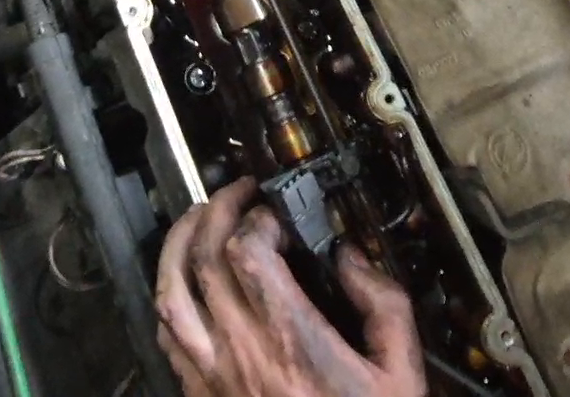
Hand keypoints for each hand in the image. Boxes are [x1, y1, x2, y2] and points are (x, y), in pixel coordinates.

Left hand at [154, 178, 426, 396]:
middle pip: (204, 260)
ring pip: (171, 292)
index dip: (258, 219)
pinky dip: (169, 292)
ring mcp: (213, 376)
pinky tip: (186, 276)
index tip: (279, 215)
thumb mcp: (401, 373)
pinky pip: (167, 333)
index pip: (248, 255)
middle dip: (217, 210)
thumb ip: (383, 304)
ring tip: (201, 217)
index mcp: (292, 343)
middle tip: (239, 193)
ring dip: (179, 243)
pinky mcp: (199, 395)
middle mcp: (242, 354)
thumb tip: (349, 256)